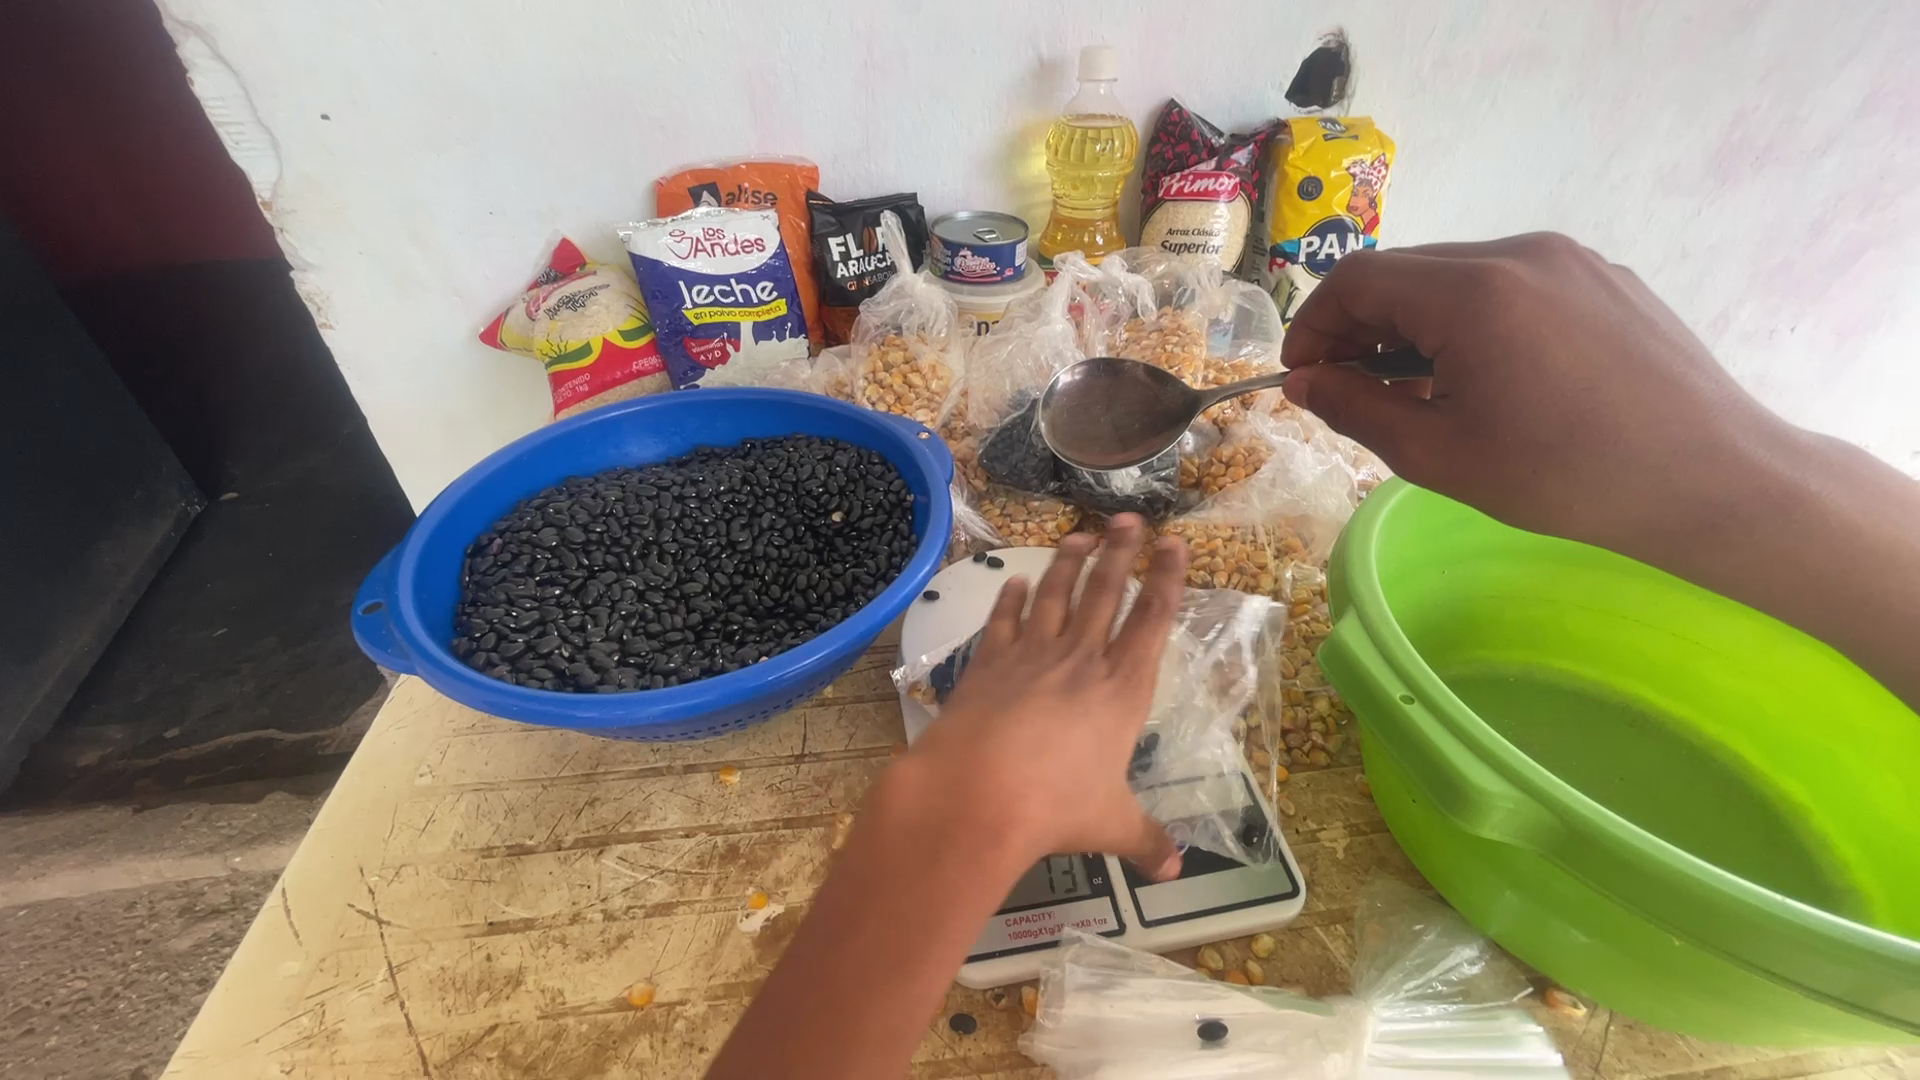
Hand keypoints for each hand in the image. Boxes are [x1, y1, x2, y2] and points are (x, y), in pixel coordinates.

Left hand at [891, 516, 1188, 879]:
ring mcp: (1030, 655)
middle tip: (1126, 517)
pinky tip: (1017, 582)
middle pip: (1104, 592)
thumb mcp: (1110, 826)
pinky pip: (1004, 621)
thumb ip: (1145, 840)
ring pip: (1056, 596)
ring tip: (1079, 534)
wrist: (977, 793)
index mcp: (1121, 689)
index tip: (1174, 543)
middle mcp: (1080, 660)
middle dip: (1119, 552)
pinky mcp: (988, 663)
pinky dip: (1012, 599)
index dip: (1167, 579)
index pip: (1152, 621)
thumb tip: (1175, 870)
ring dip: (1068, 563)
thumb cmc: (1055, 807)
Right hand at [1280, 233, 1795, 562]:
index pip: (1356, 279)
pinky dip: (1459, 318)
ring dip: (1406, 323)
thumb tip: (1301, 382)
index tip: (1302, 377)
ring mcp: (1568, 259)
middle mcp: (1520, 253)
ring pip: (1449, 275)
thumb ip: (1352, 407)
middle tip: (1346, 387)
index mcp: (1473, 292)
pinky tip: (1472, 373)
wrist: (1711, 480)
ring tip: (1409, 386)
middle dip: (1355, 326)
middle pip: (1401, 271)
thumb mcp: (1432, 452)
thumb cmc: (1558, 475)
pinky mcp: (1599, 277)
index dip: (1313, 325)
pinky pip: (1502, 282)